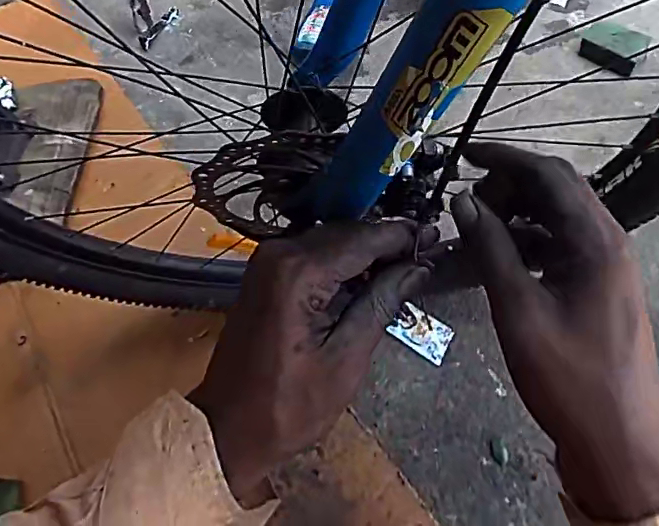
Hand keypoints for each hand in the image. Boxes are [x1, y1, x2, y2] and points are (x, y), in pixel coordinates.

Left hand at [189, 220, 431, 505]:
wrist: (227, 426)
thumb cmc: (286, 406)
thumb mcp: (344, 361)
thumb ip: (379, 304)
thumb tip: (415, 268)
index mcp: (297, 272)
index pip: (360, 239)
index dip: (399, 235)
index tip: (431, 235)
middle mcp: (279, 252)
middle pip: (344, 232)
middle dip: (385, 240)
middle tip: (424, 249)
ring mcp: (268, 258)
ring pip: (329, 238)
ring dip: (365, 247)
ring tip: (404, 261)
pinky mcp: (265, 269)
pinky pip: (312, 251)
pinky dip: (342, 258)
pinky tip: (368, 272)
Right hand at [451, 143, 658, 520]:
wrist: (621, 448)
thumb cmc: (571, 380)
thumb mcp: (519, 310)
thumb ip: (490, 246)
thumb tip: (461, 198)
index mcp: (597, 241)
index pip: (548, 174)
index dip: (504, 157)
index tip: (463, 154)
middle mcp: (607, 241)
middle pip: (555, 186)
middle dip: (508, 182)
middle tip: (467, 198)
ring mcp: (606, 262)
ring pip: (556, 212)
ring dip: (516, 208)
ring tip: (477, 224)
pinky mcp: (598, 283)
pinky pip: (558, 239)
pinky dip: (526, 234)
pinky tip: (499, 251)